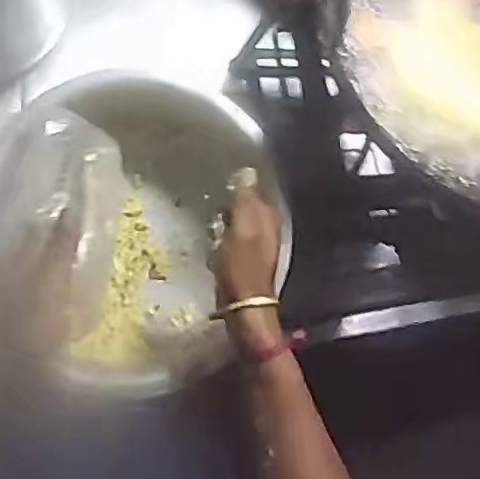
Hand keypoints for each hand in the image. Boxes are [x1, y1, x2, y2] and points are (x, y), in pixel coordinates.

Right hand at [218, 168, 283, 354]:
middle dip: (233, 200)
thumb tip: (249, 172)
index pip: (256, 190)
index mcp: (268, 218)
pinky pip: (236, 238)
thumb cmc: (241, 266)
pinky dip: (226, 234)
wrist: (245, 307)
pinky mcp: (248, 260)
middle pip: (249, 206)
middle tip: (213, 196)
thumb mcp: (240, 229)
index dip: (240, 184)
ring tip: (211, 215)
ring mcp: (260, 245)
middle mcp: (268, 228)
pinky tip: (215, 238)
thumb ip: (244, 202)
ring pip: (242, 222)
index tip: (222, 177)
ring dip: (228, 218)